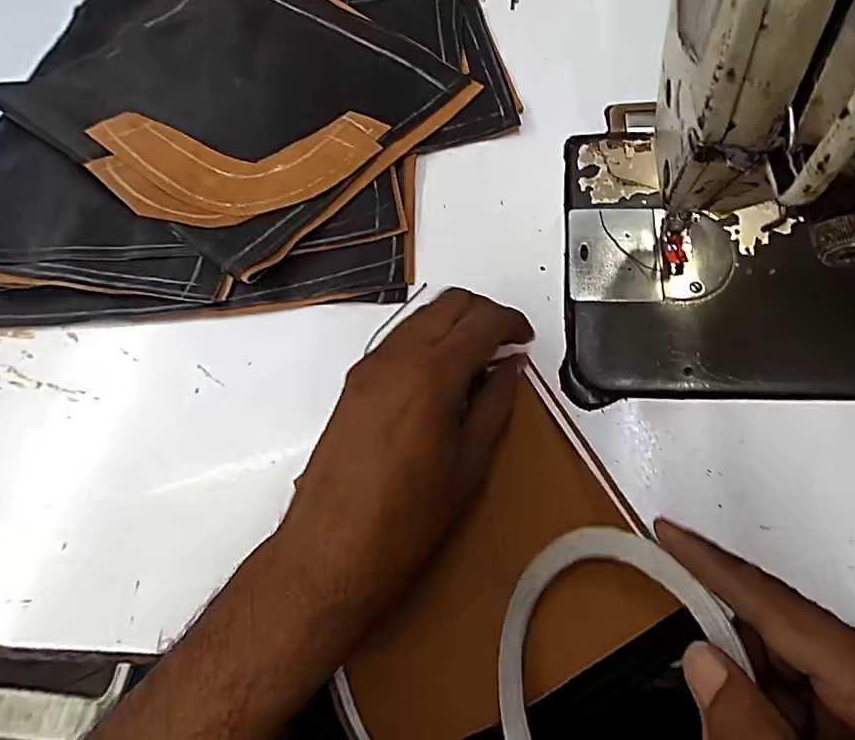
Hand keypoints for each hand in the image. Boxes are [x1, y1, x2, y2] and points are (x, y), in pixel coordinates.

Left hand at [276, 288, 533, 626]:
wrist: (331, 553)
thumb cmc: (399, 522)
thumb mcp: (470, 462)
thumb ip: (496, 402)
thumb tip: (510, 369)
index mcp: (431, 375)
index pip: (482, 319)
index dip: (512, 322)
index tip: (522, 337)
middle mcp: (395, 359)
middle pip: (451, 301)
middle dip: (485, 312)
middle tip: (505, 340)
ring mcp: (369, 367)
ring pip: (422, 313)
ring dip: (455, 321)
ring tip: (478, 358)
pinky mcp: (354, 381)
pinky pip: (399, 337)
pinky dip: (428, 337)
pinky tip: (443, 373)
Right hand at [658, 520, 854, 739]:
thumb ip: (754, 730)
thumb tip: (703, 665)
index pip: (776, 601)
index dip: (713, 563)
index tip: (671, 533)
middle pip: (782, 633)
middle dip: (726, 639)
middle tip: (679, 642)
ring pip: (793, 673)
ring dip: (750, 689)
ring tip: (723, 716)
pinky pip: (813, 705)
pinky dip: (776, 717)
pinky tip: (753, 730)